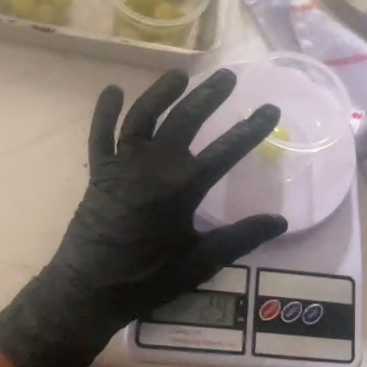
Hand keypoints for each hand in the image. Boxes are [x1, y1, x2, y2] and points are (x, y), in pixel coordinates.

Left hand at [0, 69, 288, 366]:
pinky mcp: (99, 173)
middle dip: (208, 96)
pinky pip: (100, 136)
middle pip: (184, 121)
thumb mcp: (200, 263)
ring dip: (162, 93)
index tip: (271, 108)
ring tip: (180, 74)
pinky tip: (113, 90)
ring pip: (143, 117)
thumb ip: (239, 238)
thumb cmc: (146, 279)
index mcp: (181, 189)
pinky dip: (105, 112)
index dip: (250, 129)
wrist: (86, 291)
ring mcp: (122, 166)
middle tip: (229, 75)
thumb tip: (280, 221)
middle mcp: (152, 167)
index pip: (225, 151)